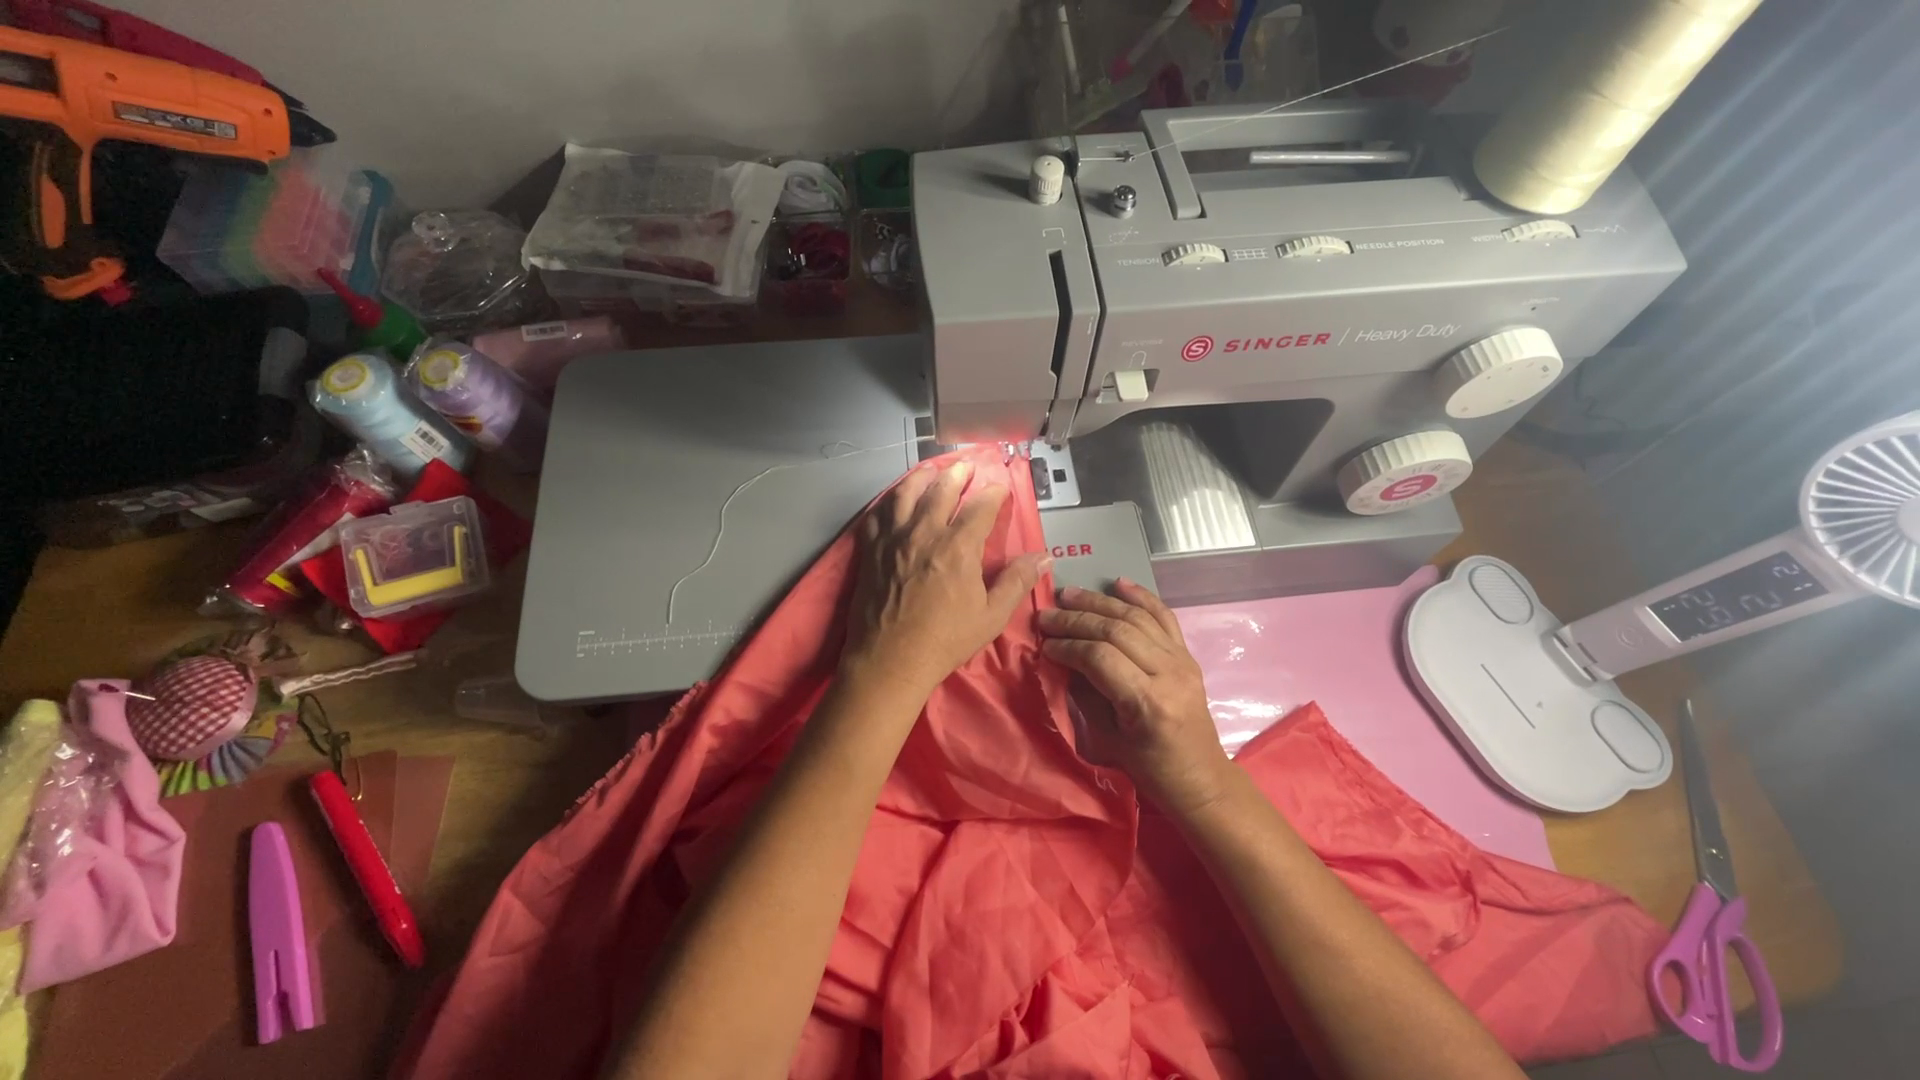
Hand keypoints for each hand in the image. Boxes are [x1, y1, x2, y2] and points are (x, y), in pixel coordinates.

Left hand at [843, 460, 1051, 696]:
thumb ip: (1017, 582)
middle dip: (957, 473)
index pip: (980, 506)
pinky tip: (893, 499)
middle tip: (965, 467)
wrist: (890, 660)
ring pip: (905, 493)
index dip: (993, 493)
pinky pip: (877, 514)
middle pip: (941, 489)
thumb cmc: (945, 641)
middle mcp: (924, 533)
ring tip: (929, 470)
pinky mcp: (870, 550)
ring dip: (920, 477)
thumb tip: (1044, 558)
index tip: (999, 489)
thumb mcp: (991, 616)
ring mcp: (893, 539)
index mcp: (958, 547)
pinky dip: (888, 500)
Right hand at [1037, 580, 1234, 815]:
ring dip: (1099, 603)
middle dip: (1077, 619)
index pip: (1100, 657)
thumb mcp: (1107, 739)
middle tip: (1047, 615)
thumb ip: (1085, 694)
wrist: (1199, 777)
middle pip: (1117, 631)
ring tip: (1069, 595)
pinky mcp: (1187, 655)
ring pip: (1137, 618)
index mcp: (1148, 702)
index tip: (1044, 643)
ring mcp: (1182, 660)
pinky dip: (1140, 597)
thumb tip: (1061, 658)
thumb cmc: (1149, 768)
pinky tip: (1118, 583)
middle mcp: (1169, 673)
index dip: (1068, 645)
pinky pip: (1163, 617)